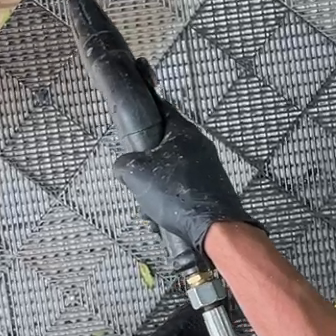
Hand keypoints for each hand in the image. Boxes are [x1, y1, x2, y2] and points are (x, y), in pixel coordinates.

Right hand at [113, 101, 253, 250]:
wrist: (212, 227)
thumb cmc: (180, 196)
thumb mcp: (136, 174)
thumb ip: (124, 163)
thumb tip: (122, 166)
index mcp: (185, 132)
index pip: (162, 108)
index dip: (145, 109)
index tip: (134, 115)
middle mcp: (200, 145)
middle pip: (166, 142)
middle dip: (148, 158)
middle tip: (138, 171)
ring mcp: (208, 166)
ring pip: (173, 167)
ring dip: (159, 181)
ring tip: (151, 198)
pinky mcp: (211, 186)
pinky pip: (183, 185)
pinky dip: (171, 195)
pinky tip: (164, 210)